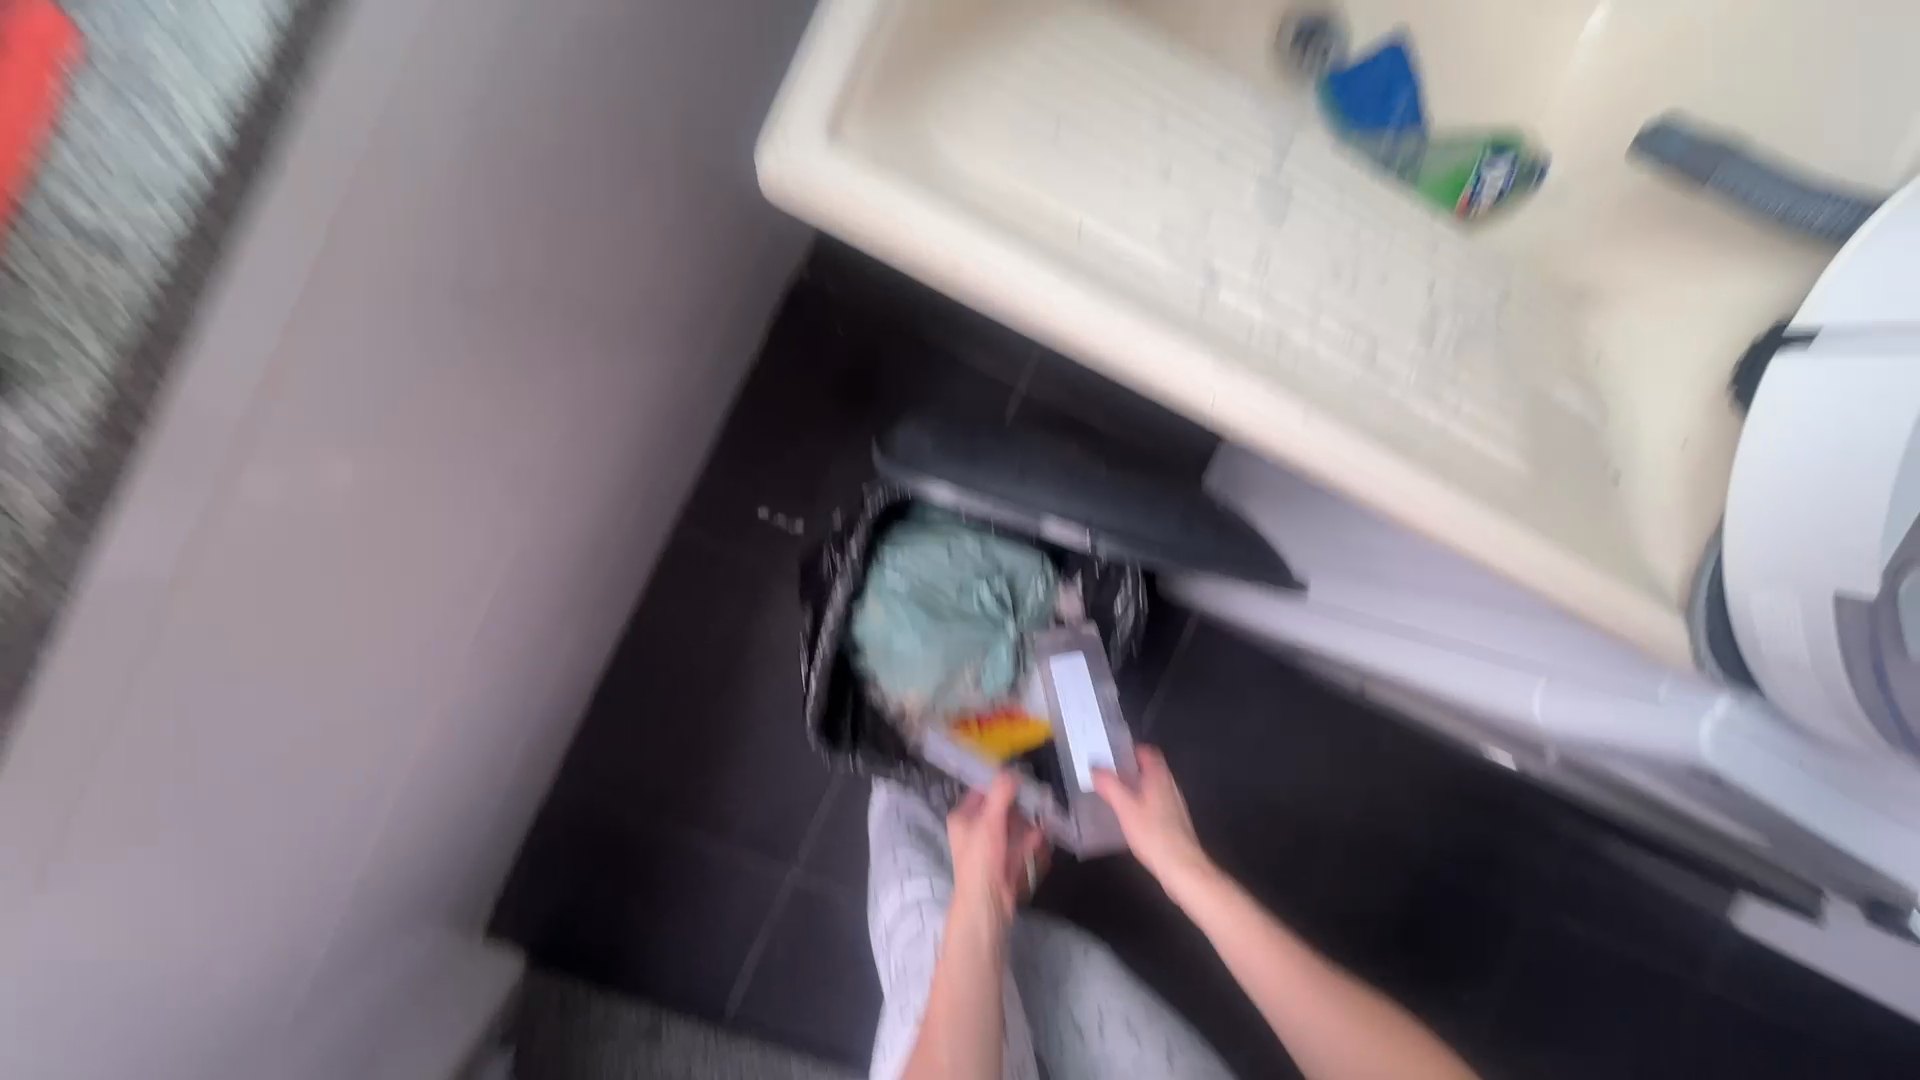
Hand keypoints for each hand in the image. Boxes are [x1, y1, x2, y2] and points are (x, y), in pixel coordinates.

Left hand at [946, 772, 1047, 926]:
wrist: (986, 903)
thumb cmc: (981, 858)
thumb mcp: (989, 821)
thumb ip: (1001, 793)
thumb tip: (1012, 771)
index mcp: (963, 817)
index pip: (982, 791)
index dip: (1000, 784)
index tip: (1022, 777)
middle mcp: (975, 830)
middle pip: (1001, 809)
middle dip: (1020, 805)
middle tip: (1038, 796)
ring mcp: (991, 847)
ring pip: (1013, 827)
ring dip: (1029, 821)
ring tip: (1045, 813)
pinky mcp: (1005, 862)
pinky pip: (1020, 844)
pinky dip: (1031, 839)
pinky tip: (1044, 834)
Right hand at [1093, 745, 1209, 882]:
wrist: (1182, 867)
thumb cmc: (1153, 834)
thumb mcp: (1125, 809)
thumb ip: (1110, 786)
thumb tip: (1095, 769)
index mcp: (1159, 778)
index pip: (1149, 753)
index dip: (1132, 750)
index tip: (1114, 754)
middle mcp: (1170, 787)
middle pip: (1151, 769)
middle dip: (1131, 769)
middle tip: (1110, 774)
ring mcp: (1174, 805)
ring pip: (1154, 787)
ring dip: (1137, 787)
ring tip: (1116, 794)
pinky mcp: (1175, 822)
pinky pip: (1156, 803)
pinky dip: (1143, 803)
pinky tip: (1130, 817)